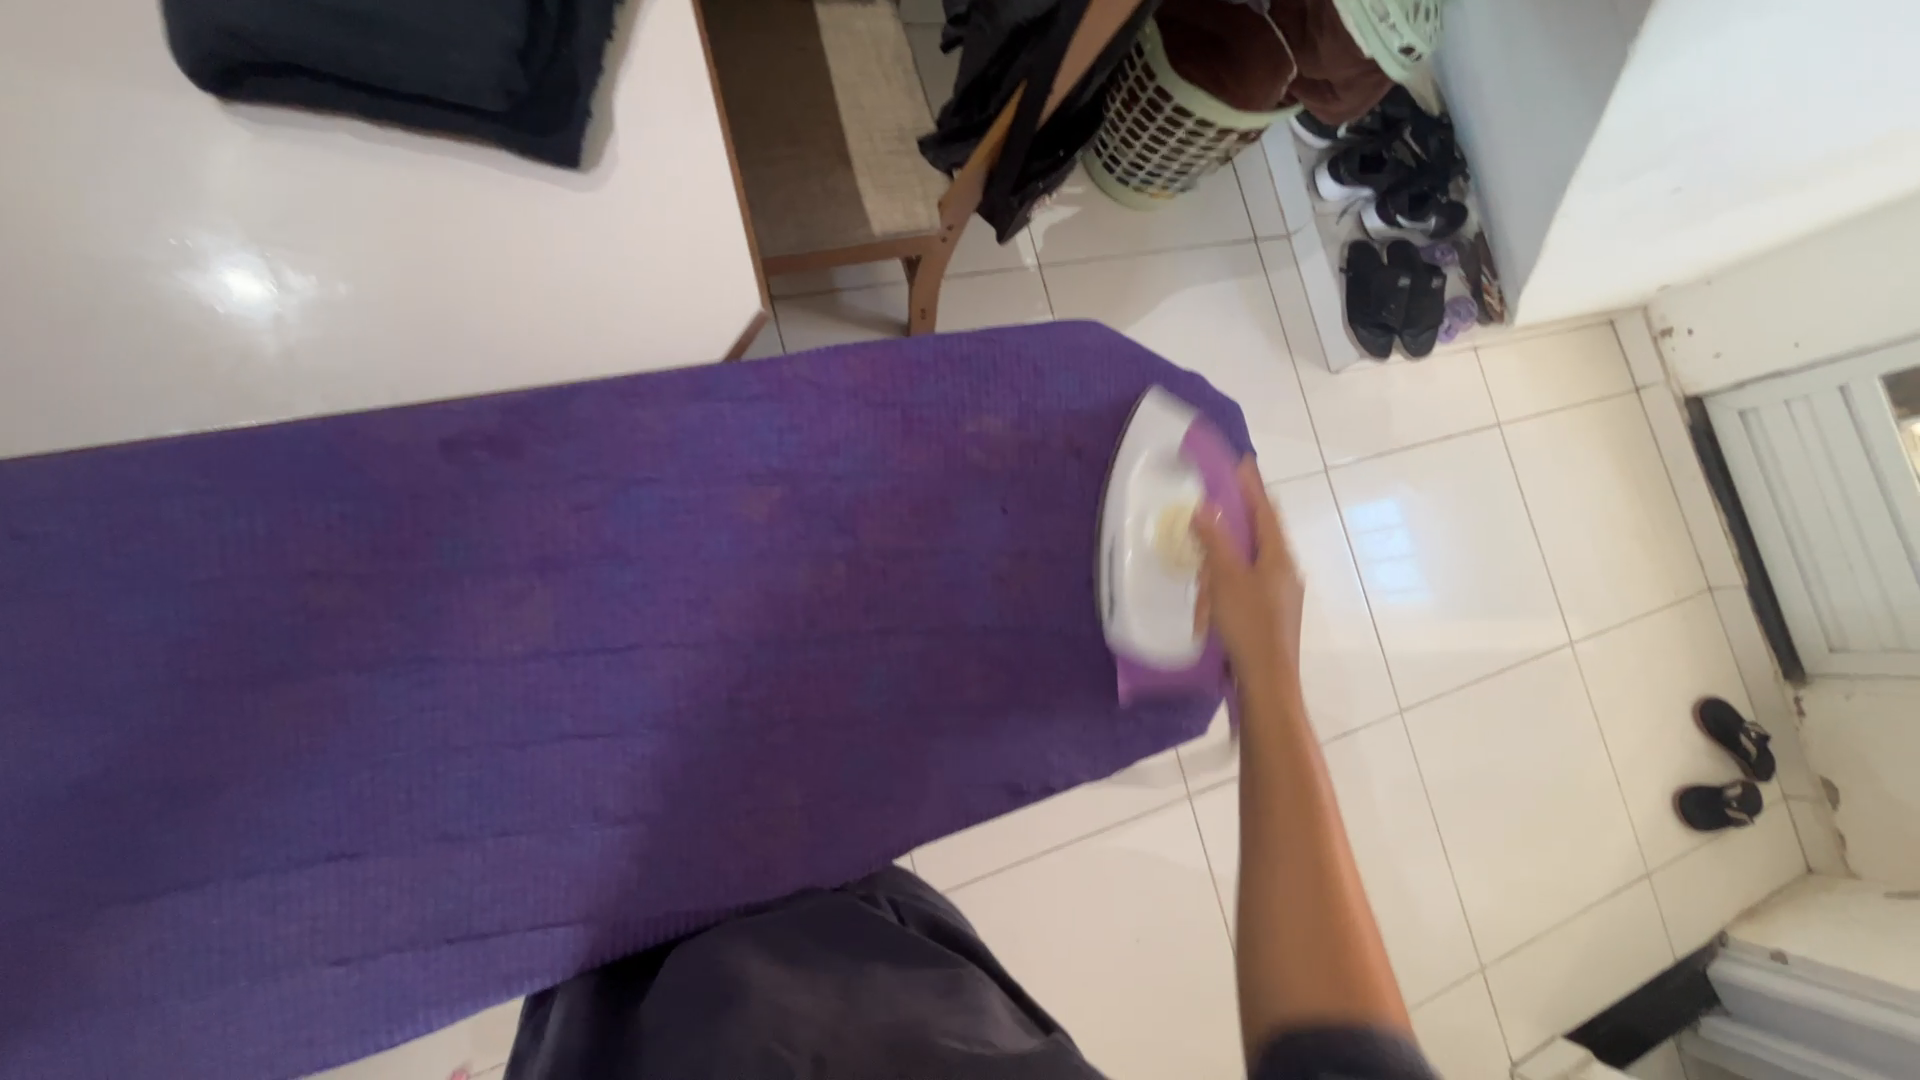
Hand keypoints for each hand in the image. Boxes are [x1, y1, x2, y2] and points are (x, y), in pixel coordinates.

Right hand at [1191, 458, 1304, 688]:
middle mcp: (1284, 572)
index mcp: (1278, 557)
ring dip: (1227, 562)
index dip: (1251, 487)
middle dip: (1236, 525)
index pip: (1264, 511)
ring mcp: (1279, 596)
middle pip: (1258, 536)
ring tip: (1209, 565)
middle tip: (1215, 512)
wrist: (1266, 680)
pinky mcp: (1268, 616)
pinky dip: (1227, 586)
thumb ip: (1215, 542)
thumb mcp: (1225, 579)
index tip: (1242, 463)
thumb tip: (1206, 508)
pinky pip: (1245, 589)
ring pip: (1249, 565)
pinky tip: (1211, 601)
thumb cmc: (1248, 625)